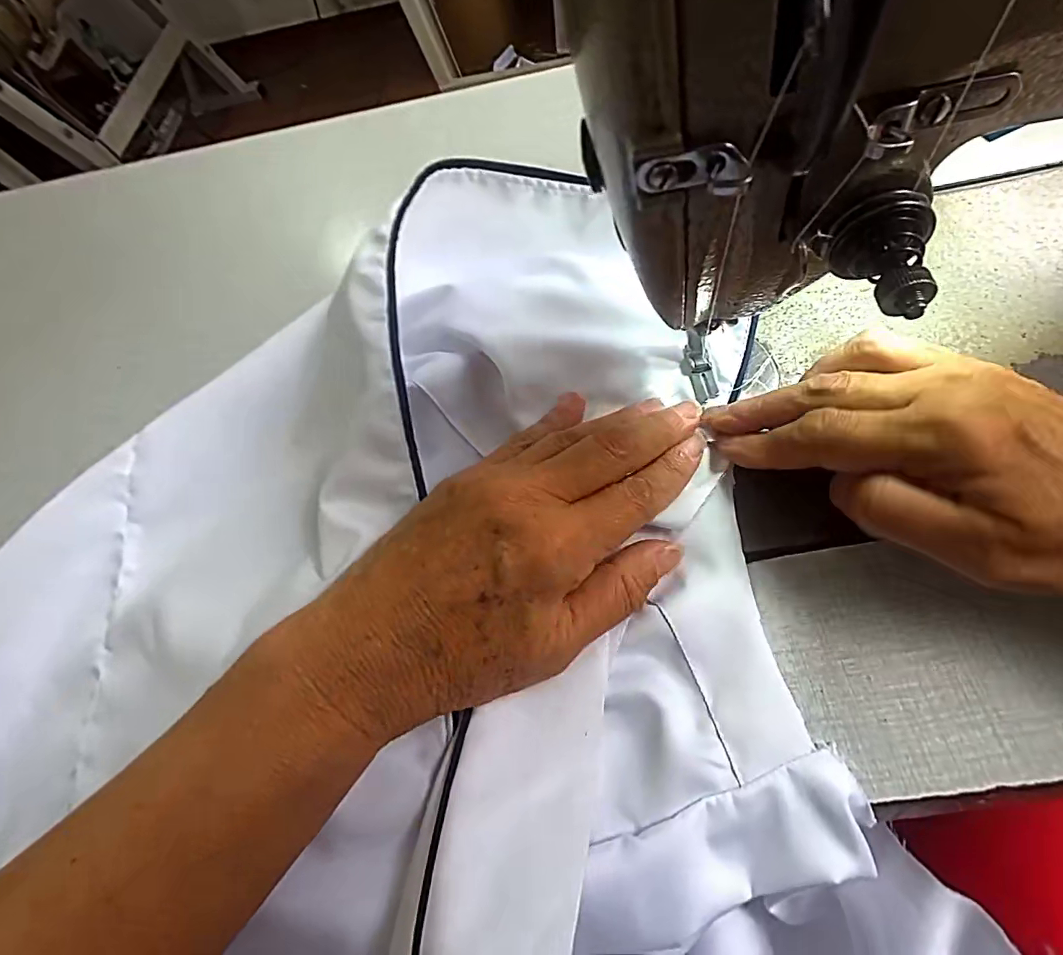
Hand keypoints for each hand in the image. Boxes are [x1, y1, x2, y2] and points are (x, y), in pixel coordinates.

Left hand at [303, 394, 704, 738]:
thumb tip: (669, 550)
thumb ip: (617, 593)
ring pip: (571, 439)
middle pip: (608, 452)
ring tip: (651, 405)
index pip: (633, 495)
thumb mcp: (554, 647)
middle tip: (688, 410)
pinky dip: (556, 420)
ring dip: (617, 420)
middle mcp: (532, 500)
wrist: (365, 648)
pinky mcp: (469, 477)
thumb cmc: (466, 659)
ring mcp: (496, 481)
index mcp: (559, 546)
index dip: (670, 469)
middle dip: (655, 430)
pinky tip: (576, 403)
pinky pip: (524, 439)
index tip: (697, 445)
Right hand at [703, 330, 1062, 601]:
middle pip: (833, 388)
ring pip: (859, 361)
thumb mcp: (977, 553)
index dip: (772, 442)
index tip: (728, 448)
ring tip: (768, 404)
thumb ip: (892, 510)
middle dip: (770, 406)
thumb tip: (840, 480)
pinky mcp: (975, 372)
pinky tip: (834, 381)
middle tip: (721, 418)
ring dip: (803, 381)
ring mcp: (961, 370)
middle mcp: (943, 385)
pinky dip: (846, 365)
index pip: (830, 432)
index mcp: (942, 432)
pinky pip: (893, 354)